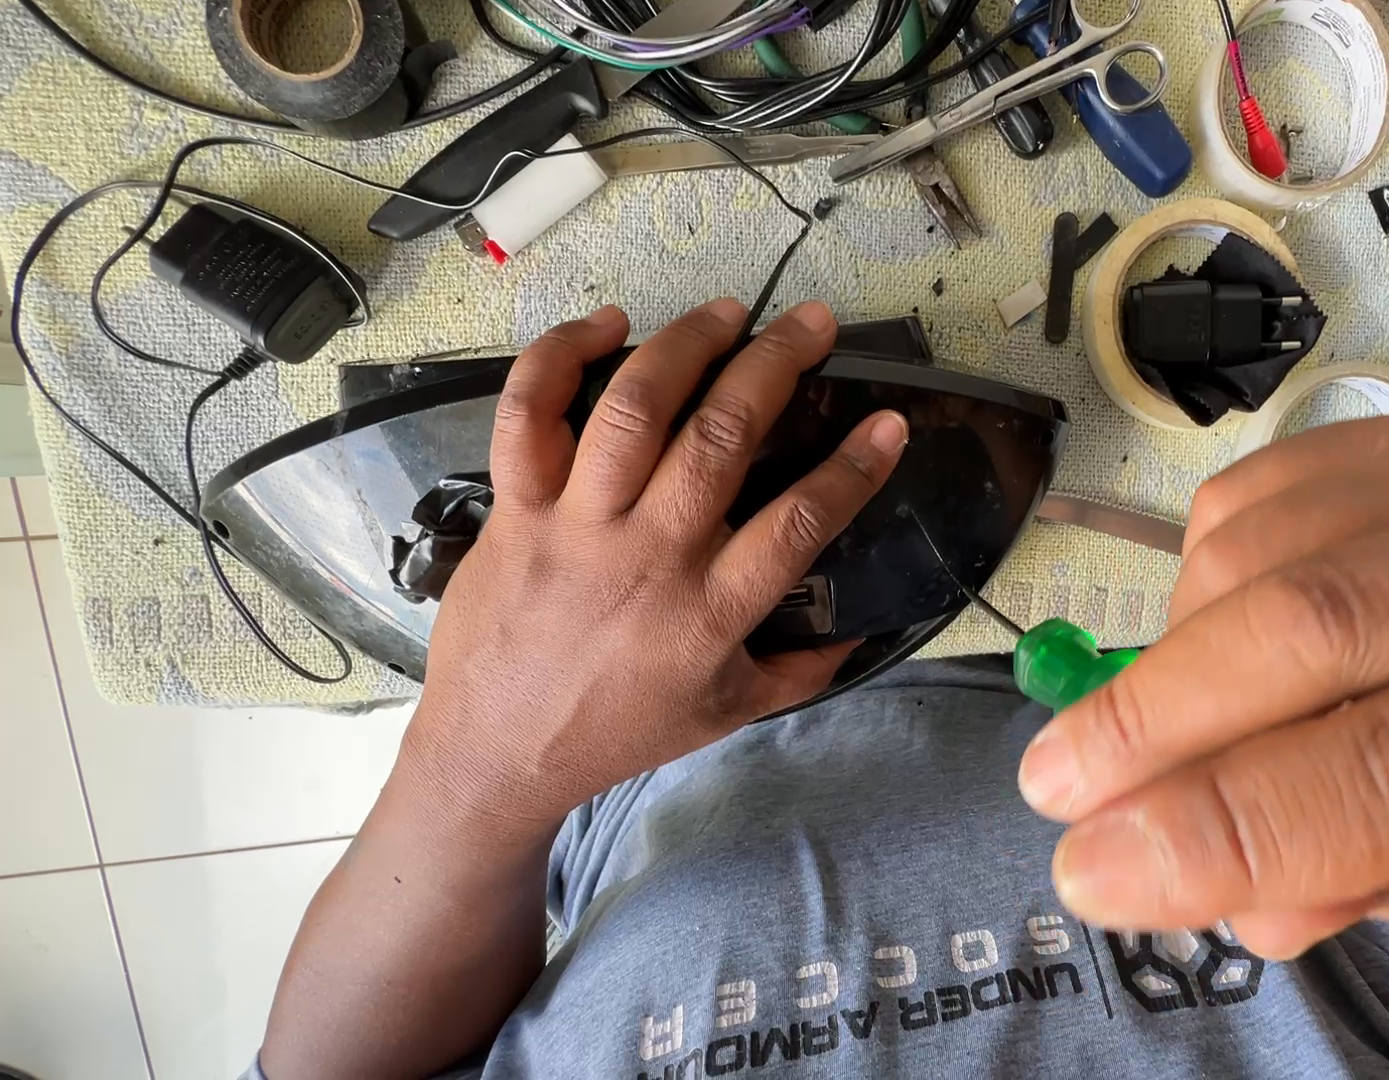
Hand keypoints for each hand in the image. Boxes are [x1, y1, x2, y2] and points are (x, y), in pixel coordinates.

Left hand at [403, 299, 906, 835]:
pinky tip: (608, 324)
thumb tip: (862, 629)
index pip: (800, 522)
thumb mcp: (732, 712)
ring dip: (687, 345)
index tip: (888, 422)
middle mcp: (649, 554)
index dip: (854, 467)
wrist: (496, 755)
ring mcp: (575, 523)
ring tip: (728, 312)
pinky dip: (561, 355)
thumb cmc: (624, 731)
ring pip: (633, 409)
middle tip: (812, 323)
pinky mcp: (514, 507)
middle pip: (721, 438)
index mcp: (711, 610)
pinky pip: (527, 414)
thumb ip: (805, 671)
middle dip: (776, 365)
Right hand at [1017, 418, 1388, 956]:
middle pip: (1316, 627)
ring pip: (1251, 561)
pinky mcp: (1374, 438)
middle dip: (1160, 714)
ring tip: (1186, 707)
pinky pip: (1228, 508)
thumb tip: (1244, 910)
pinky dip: (1190, 588)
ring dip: (1173, 655)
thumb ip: (1378, 877)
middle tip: (1053, 782)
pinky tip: (1223, 627)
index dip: (1242, 827)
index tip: (1097, 870)